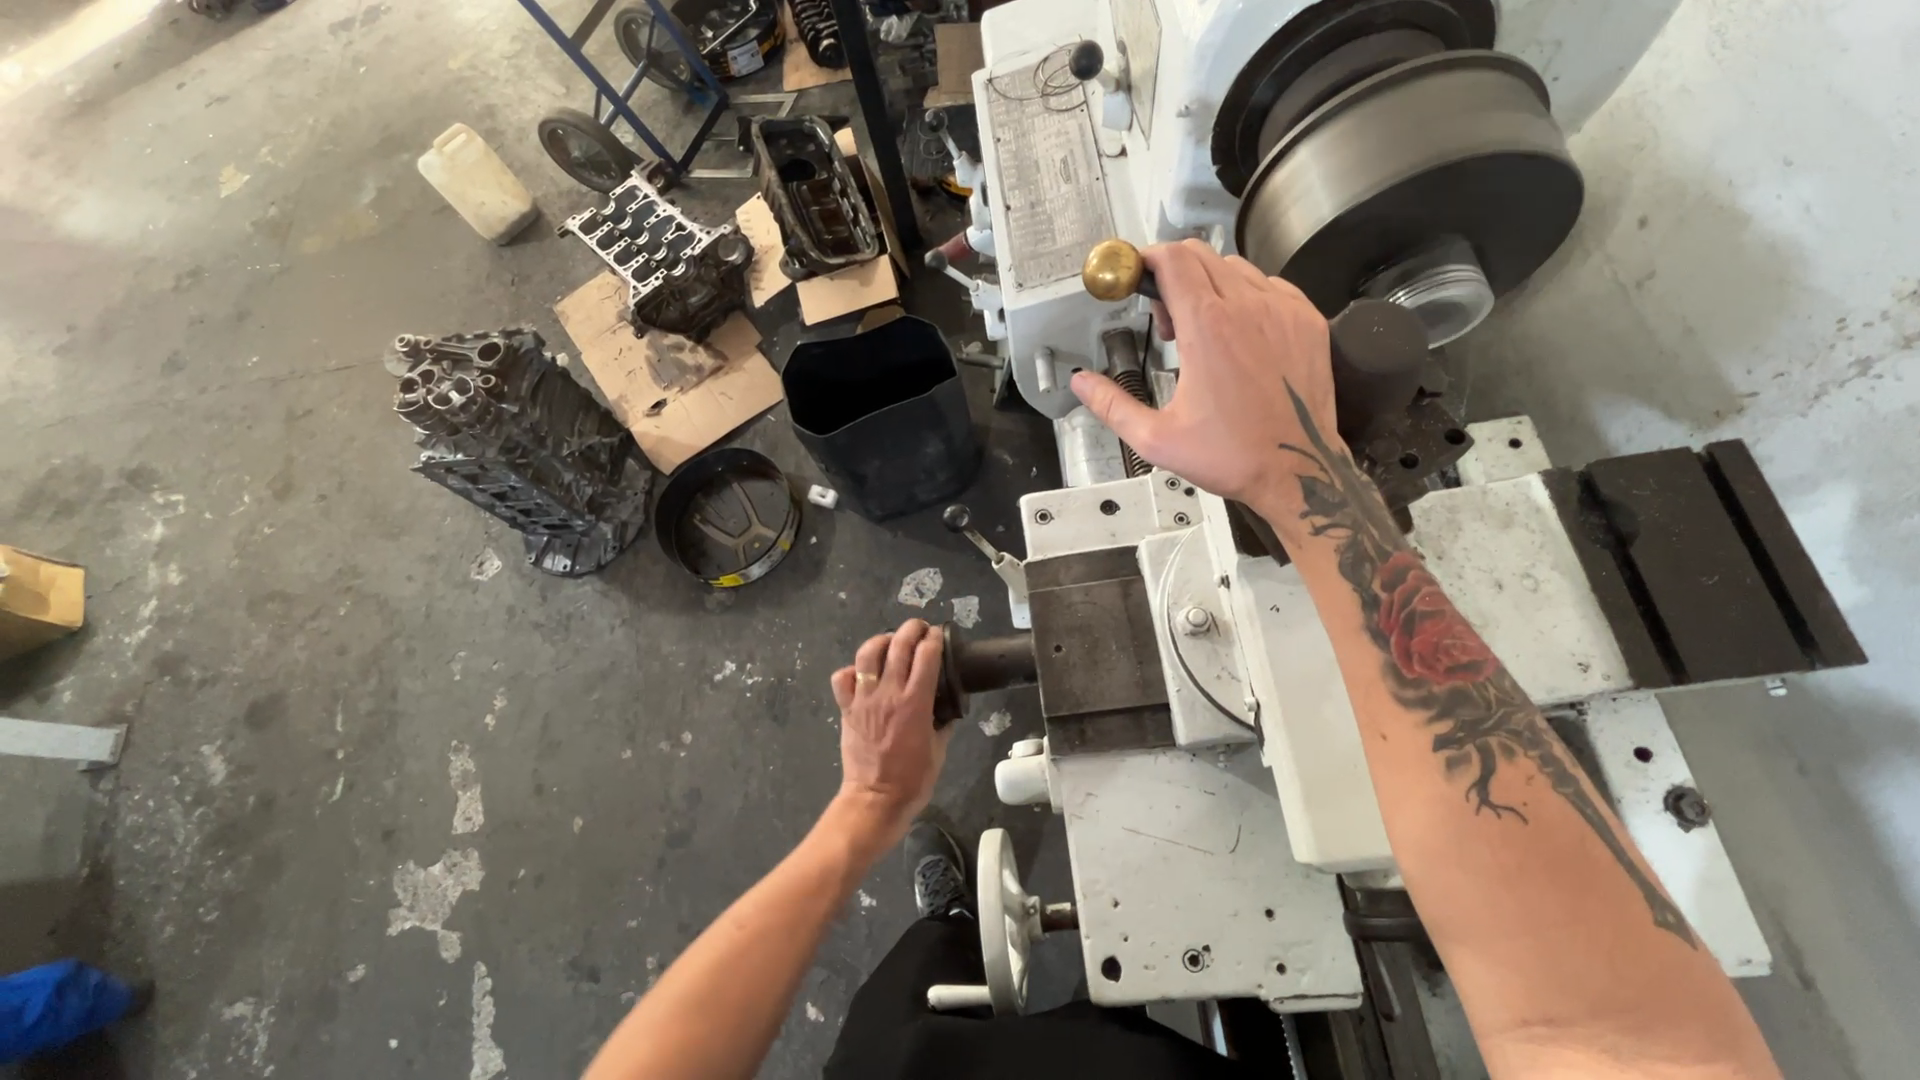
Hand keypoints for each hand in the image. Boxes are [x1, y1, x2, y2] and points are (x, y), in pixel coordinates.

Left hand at [829, 619, 951, 851]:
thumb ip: (943, 723)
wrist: (875, 800)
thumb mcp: (940, 750)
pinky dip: (852, 669)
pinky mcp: (846, 709)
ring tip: (891, 641)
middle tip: (919, 629)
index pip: (927, 655)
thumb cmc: (912, 780)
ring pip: (867, 653)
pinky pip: (842, 678)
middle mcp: (888, 694)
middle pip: (898, 645)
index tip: (939, 635)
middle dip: (911, 629)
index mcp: (915, 703)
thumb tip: (946, 707)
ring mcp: (863, 699)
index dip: (935, 639)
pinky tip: (863, 673)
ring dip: (881, 640)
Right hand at [1070, 239, 1343, 503]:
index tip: (1134, 277)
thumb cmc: (1229, 456)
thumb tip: (1081, 381)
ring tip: (1203, 332)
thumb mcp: (1155, 439)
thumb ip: (1111, 405)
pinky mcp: (1308, 320)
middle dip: (1173, 275)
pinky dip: (1248, 297)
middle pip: (1201, 254)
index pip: (1173, 259)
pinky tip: (1240, 334)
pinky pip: (1271, 286)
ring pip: (1236, 268)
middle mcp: (1248, 307)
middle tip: (1166, 321)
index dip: (1146, 259)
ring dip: (1210, 285)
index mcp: (1207, 328)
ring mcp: (1284, 310)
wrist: (1298, 470)